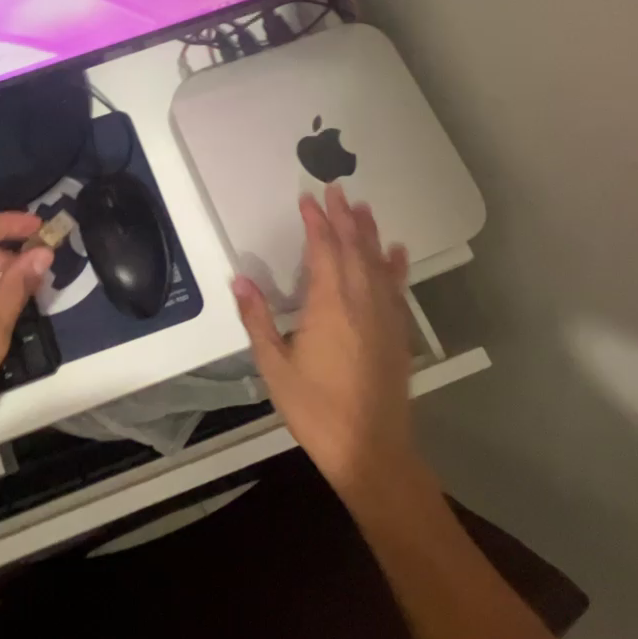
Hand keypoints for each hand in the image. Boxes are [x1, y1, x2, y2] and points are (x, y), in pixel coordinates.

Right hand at [231, 184, 430, 509]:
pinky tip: (396, 252)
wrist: (370, 450)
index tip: (307, 199)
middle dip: (344, 217)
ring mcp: (384, 317)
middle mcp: (361, 302)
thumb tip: (240, 280)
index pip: (323, 251)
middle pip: (354, 249)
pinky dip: (396, 267)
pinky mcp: (397, 334)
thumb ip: (258, 320)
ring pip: (378, 264)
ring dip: (370, 233)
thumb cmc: (315, 408)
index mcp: (329, 306)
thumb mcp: (274, 366)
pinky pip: (397, 289)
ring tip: (364, 207)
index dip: (316, 222)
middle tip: (336, 189)